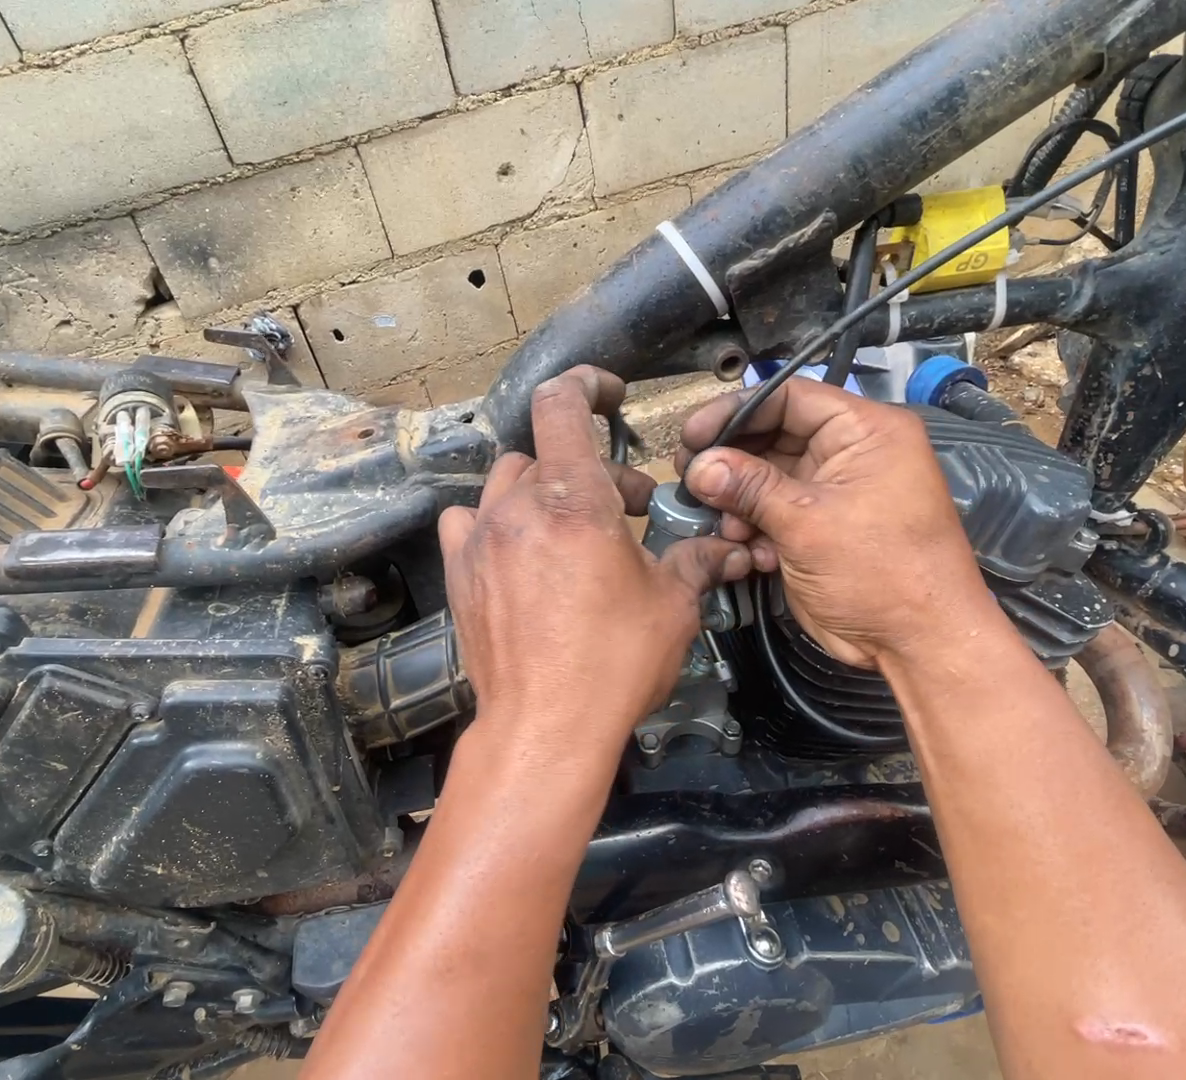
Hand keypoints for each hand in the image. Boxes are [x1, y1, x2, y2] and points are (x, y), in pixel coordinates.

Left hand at [440, 368, 749, 748]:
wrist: (543, 727)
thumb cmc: (612, 665)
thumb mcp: (671, 608)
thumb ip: (695, 561)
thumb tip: (726, 547)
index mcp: (575, 501)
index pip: (562, 405)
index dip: (585, 383)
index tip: (609, 395)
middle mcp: (518, 508)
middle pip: (549, 455)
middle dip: (596, 471)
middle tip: (633, 510)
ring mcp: (480, 538)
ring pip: (509, 482)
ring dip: (546, 491)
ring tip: (576, 530)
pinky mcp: (459, 571)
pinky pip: (469, 520)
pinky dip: (497, 520)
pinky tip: (520, 550)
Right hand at [676, 379, 997, 667]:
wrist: (914, 644)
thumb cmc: (883, 574)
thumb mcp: (809, 522)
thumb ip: (749, 488)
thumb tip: (699, 467)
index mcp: (864, 432)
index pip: (790, 398)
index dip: (736, 411)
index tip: (694, 434)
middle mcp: (847, 454)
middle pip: (771, 437)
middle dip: (730, 461)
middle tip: (690, 477)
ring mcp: (829, 492)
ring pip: (763, 478)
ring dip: (737, 502)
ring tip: (726, 525)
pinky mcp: (814, 527)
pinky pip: (769, 512)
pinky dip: (750, 528)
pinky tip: (747, 550)